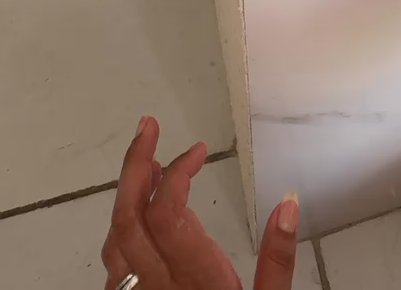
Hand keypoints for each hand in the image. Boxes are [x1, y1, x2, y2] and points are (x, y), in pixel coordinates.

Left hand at [101, 116, 298, 289]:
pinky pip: (112, 271)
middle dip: (134, 166)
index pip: (168, 214)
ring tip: (144, 161)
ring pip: (113, 244)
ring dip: (125, 195)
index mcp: (195, 282)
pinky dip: (121, 232)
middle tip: (148, 126)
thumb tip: (287, 202)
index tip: (199, 150)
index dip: (176, 172)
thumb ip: (278, 260)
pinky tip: (135, 220)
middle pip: (128, 220)